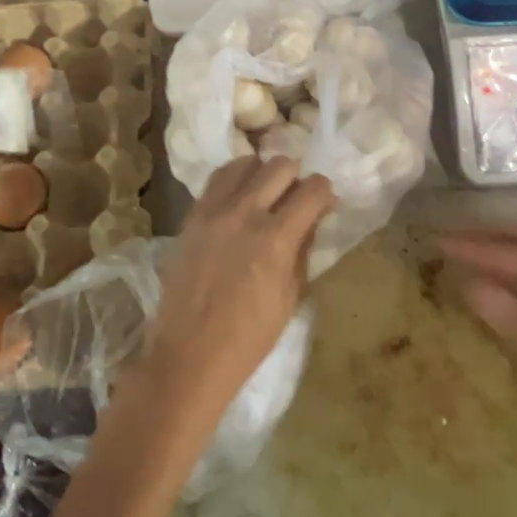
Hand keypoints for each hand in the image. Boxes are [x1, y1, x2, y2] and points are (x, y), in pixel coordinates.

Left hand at [55, 156, 334, 516]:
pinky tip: (239, 198)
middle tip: (297, 196)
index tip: (326, 201)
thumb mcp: (290, 297)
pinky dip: (234, 180)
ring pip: (245, 163)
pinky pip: (217, 180)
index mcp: (275, 239)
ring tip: (266, 192)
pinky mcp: (192, 216)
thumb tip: (313, 219)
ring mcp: (213, 211)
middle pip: (280, 166)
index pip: (312, 191)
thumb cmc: (249, 337)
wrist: (190, 354)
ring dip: (262, 172)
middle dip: (296, 177)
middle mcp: (244, 213)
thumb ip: (302, 250)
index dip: (325, 192)